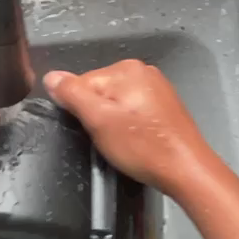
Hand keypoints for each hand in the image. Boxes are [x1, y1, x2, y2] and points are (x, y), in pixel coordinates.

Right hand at [43, 60, 221, 196]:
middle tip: (110, 139)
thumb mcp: (98, 120)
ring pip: (115, 102)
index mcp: (125, 68)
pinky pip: (133, 109)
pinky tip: (138, 140)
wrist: (187, 170)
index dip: (80, 110)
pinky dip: (129, 124)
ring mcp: (156, 87)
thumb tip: (50, 76)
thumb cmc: (142, 146)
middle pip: (98, 91)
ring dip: (112, 122)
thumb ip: (72, 94)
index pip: (81, 84)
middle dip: (97, 115)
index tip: (94, 130)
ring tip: (125, 142)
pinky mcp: (165, 104)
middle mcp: (142, 71)